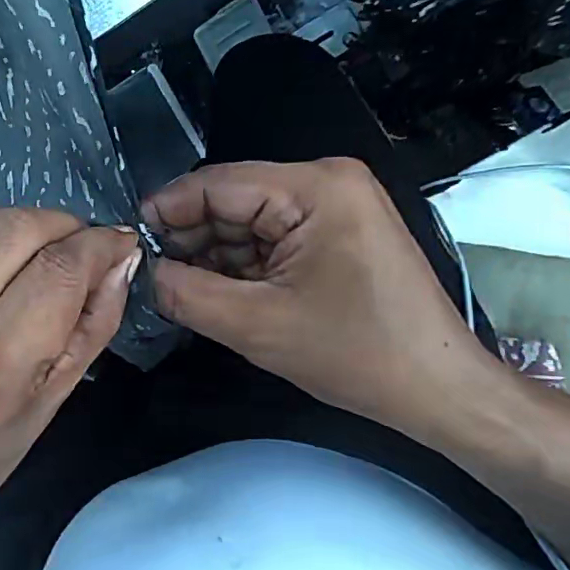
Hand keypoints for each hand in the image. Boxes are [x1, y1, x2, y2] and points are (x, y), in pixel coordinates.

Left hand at [0, 209, 139, 564]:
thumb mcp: (59, 395)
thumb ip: (96, 322)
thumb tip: (123, 259)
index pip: (57, 272)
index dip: (100, 246)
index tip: (124, 244)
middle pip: (19, 230)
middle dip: (70, 225)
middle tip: (92, 248)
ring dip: (38, 224)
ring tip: (60, 252)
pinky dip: (5, 237)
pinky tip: (20, 262)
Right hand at [141, 158, 497, 441]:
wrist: (437, 387)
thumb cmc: (357, 354)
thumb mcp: (258, 326)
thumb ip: (188, 294)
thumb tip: (145, 272)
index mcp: (316, 187)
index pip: (218, 183)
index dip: (168, 210)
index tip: (131, 242)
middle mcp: (330, 182)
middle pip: (237, 200)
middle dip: (195, 239)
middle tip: (156, 277)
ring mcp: (341, 206)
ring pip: (256, 222)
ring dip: (220, 256)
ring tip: (185, 292)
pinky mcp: (345, 233)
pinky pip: (281, 238)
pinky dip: (249, 265)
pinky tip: (224, 292)